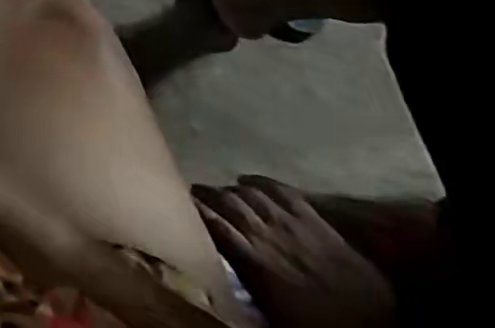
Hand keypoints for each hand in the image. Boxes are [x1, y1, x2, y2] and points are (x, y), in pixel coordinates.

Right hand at [194, 178, 395, 327]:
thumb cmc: (320, 327)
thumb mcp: (274, 316)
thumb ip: (244, 285)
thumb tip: (216, 279)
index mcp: (252, 260)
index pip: (210, 222)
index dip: (190, 208)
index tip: (174, 202)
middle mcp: (265, 232)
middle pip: (225, 201)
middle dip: (204, 194)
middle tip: (190, 193)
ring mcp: (291, 221)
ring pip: (248, 193)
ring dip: (229, 190)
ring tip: (219, 190)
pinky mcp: (315, 218)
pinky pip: (280, 189)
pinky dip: (259, 182)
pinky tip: (248, 181)